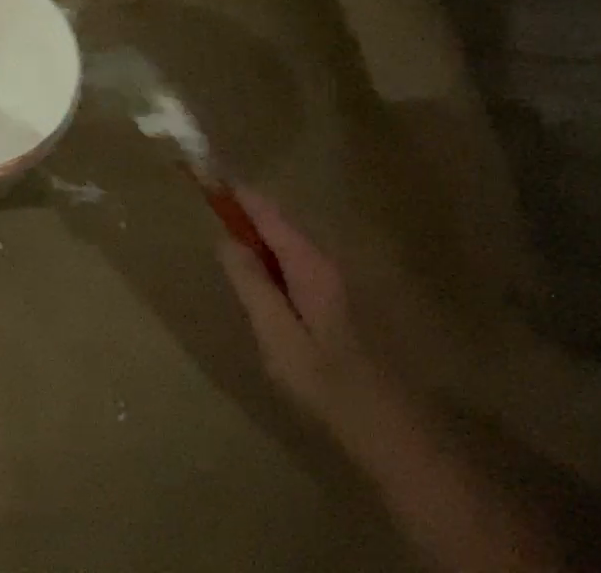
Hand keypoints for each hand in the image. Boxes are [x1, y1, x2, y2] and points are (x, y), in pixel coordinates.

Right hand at [217, 192, 386, 438]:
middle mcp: (332, 267)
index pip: (270, 216)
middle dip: (247, 209)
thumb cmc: (327, 381)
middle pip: (283, 226)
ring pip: (292, 246)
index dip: (238, 193)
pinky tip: (258, 270)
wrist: (392, 429)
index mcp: (313, 268)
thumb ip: (251, 283)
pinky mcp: (344, 304)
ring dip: (259, 233)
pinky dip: (273, 255)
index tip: (208, 171)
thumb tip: (226, 239)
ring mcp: (342, 285)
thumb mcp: (277, 333)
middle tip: (209, 196)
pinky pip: (300, 265)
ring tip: (225, 227)